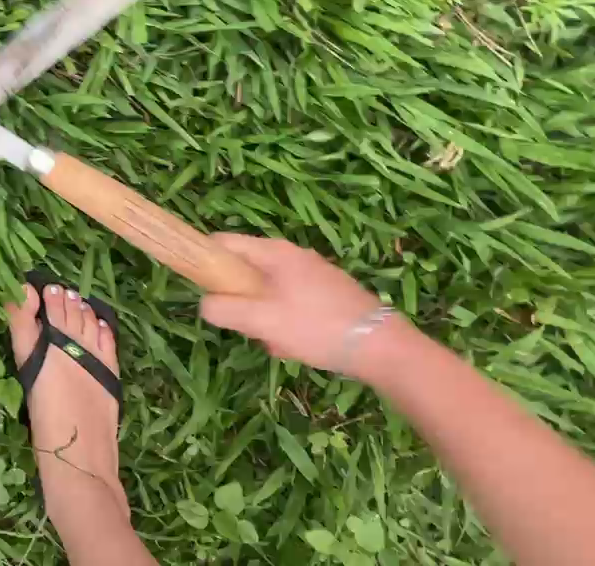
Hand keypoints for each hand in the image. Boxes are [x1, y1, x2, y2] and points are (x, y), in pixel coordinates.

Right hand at [199, 233, 387, 373]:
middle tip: (245, 323)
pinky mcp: (334, 294)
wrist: (390, 352)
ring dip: (263, 313)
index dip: (204, 261)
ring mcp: (317, 273)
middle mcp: (294, 255)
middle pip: (245, 268)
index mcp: (273, 252)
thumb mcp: (260, 320)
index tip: (204, 289)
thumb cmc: (317, 327)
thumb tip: (205, 304)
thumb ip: (221, 309)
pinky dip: (287, 318)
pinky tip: (298, 344)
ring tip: (275, 341)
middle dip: (238, 296)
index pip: (221, 242)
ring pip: (270, 288)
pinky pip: (294, 299)